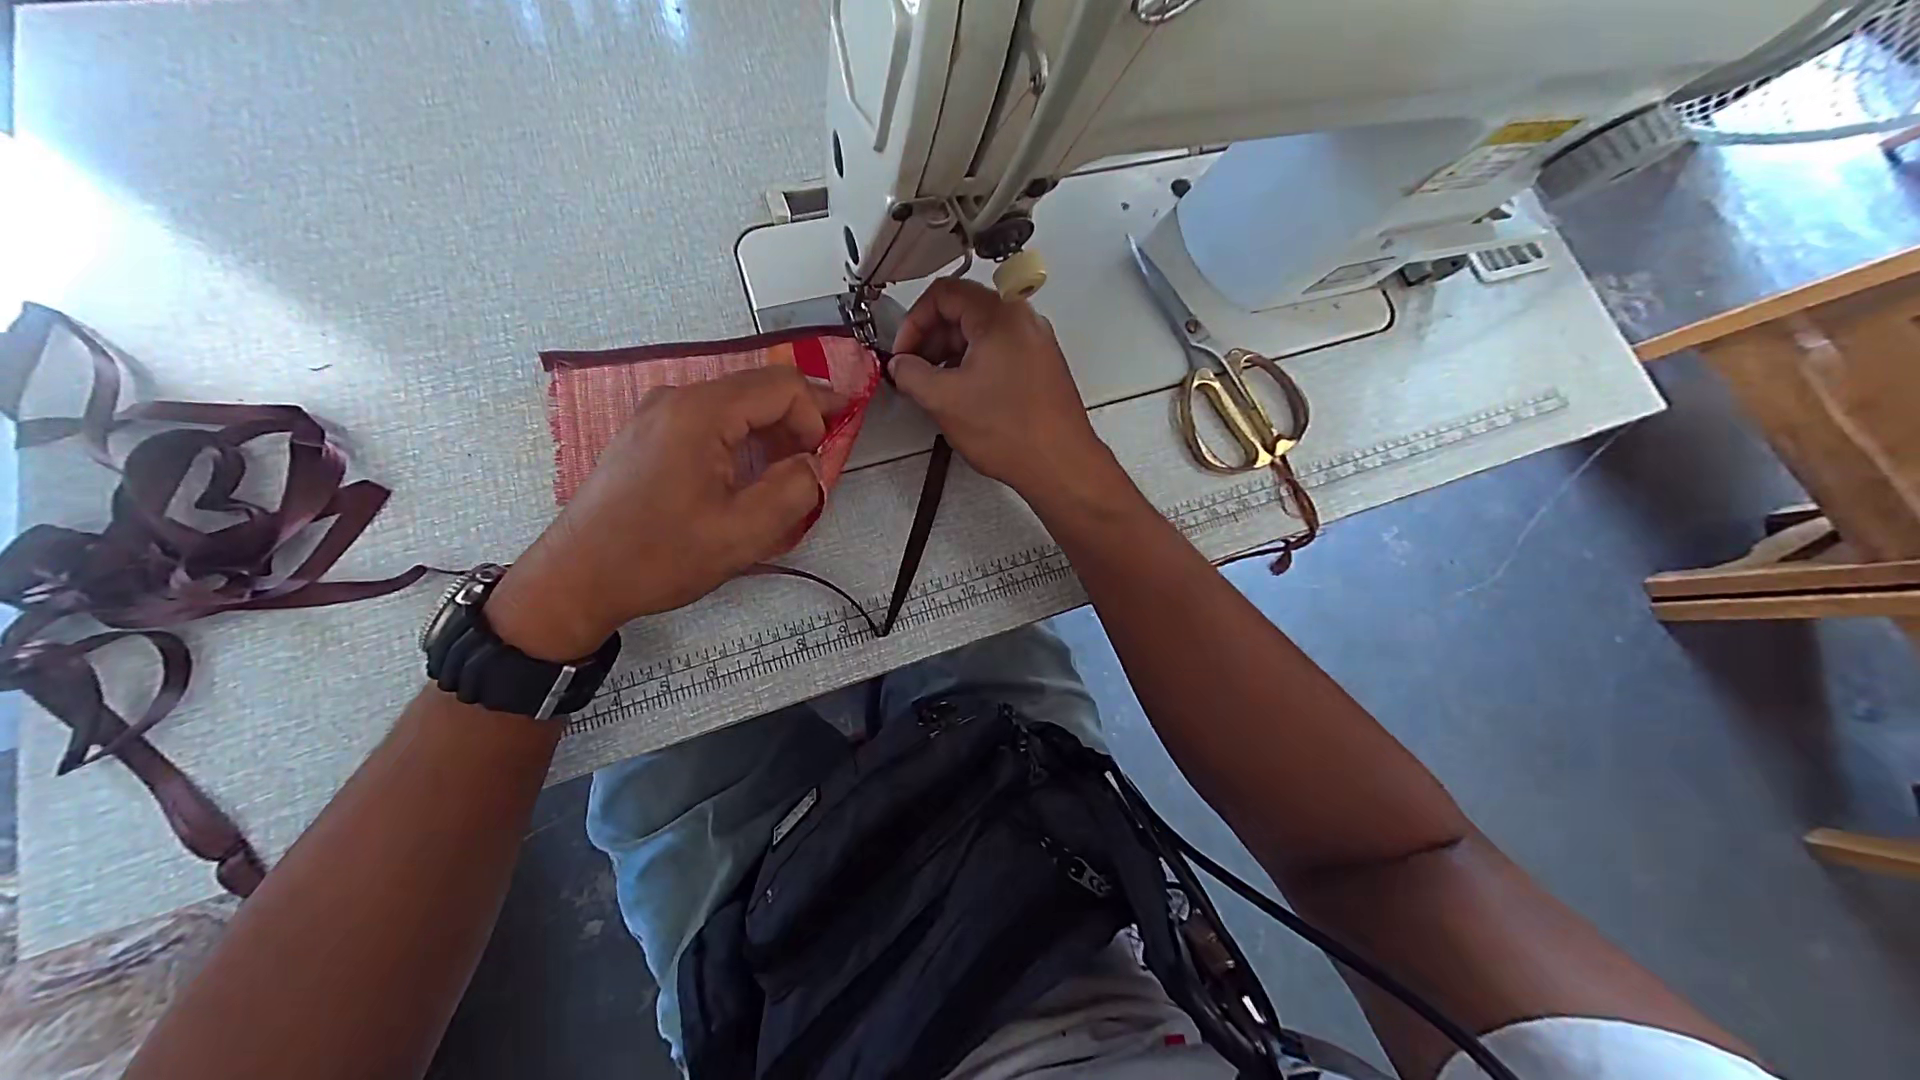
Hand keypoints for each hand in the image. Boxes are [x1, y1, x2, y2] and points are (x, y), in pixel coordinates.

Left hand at [488, 367, 834, 659]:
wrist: (576, 579)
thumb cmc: (658, 557)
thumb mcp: (743, 533)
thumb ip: (794, 490)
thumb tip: (813, 464)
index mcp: (701, 413)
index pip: (782, 385)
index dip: (816, 415)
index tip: (821, 458)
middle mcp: (677, 399)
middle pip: (758, 389)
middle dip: (799, 419)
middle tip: (821, 458)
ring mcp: (657, 414)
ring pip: (735, 405)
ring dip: (771, 431)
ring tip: (788, 471)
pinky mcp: (648, 434)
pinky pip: (710, 421)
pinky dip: (741, 439)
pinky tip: (748, 473)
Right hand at [888, 279, 1117, 500]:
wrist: (1058, 465)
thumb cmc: (1016, 433)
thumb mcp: (943, 400)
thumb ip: (911, 374)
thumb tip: (901, 366)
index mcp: (1001, 315)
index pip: (944, 293)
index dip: (914, 321)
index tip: (904, 350)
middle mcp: (1024, 321)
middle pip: (964, 310)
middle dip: (931, 339)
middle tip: (914, 369)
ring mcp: (1036, 343)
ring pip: (981, 333)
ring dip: (950, 354)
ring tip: (935, 387)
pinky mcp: (1041, 366)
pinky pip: (999, 352)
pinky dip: (974, 366)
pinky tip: (962, 395)